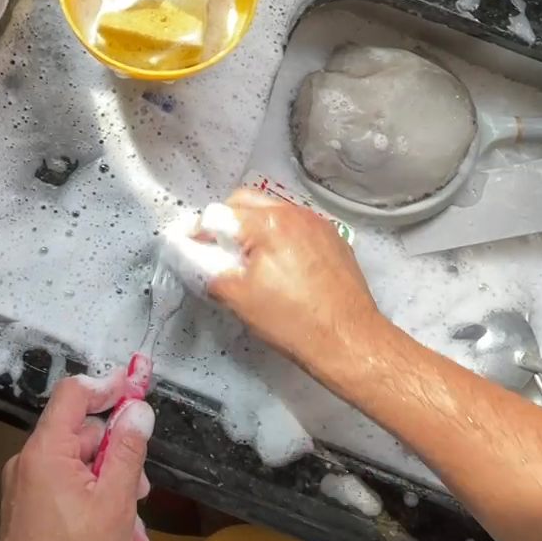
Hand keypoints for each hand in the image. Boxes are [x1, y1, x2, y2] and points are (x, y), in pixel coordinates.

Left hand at [0, 374, 153, 540]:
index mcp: (44, 452)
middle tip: (141, 490)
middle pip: (82, 435)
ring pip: (79, 470)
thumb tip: (138, 410)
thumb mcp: (115, 503)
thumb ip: (128, 449)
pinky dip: (93, 508)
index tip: (135, 383)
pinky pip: (67, 493)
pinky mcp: (26, 513)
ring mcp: (24, 490)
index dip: (108, 384)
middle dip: (118, 458)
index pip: (74, 393)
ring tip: (131, 533)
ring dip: (111, 493)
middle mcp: (27, 464)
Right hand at [203, 189, 387, 378]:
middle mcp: (294, 212)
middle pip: (246, 200)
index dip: (201, 231)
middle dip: (227, 221)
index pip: (219, 213)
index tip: (195, 248)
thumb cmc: (294, 321)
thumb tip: (193, 257)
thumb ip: (209, 270)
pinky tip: (281, 264)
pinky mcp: (332, 236)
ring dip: (254, 225)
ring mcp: (317, 222)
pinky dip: (280, 234)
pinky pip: (296, 224)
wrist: (348, 340)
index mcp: (268, 223)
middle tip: (220, 251)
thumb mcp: (238, 298)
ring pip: (273, 209)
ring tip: (251, 259)